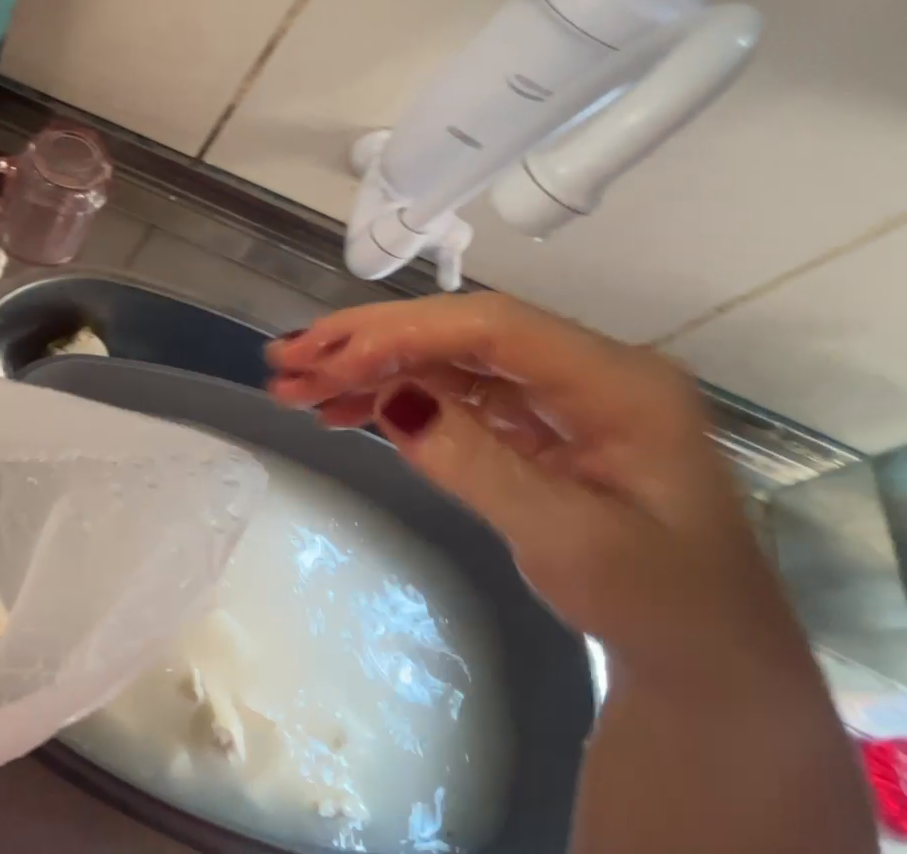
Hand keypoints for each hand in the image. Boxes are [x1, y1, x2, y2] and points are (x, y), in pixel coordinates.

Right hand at [268, 295, 873, 853]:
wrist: (696, 651)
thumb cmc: (649, 598)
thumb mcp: (566, 538)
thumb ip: (478, 463)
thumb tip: (391, 402)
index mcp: (617, 383)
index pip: (494, 329)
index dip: (403, 335)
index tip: (328, 362)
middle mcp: (582, 370)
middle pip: (458, 332)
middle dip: (365, 342)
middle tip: (285, 357)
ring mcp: (553, 393)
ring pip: (441, 358)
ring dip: (363, 368)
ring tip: (290, 385)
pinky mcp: (527, 420)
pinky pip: (446, 391)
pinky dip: (387, 396)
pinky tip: (337, 409)